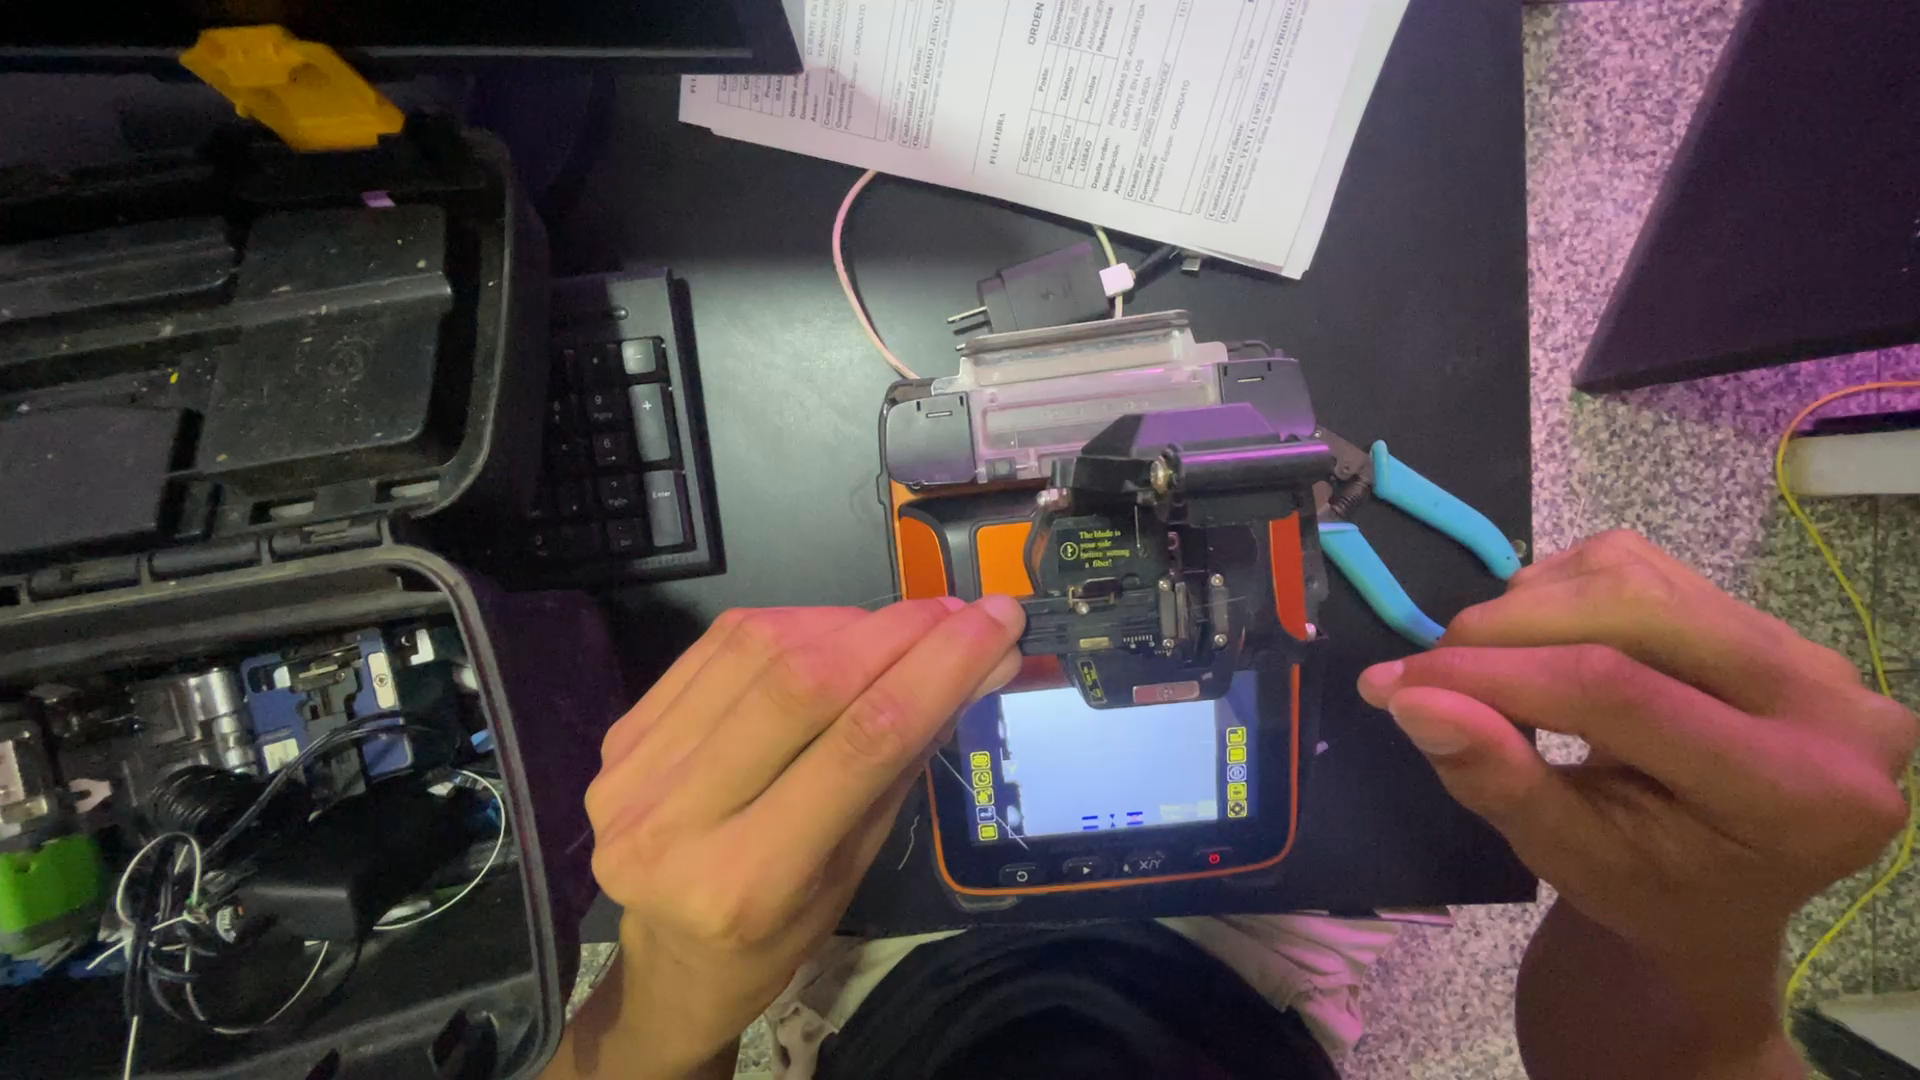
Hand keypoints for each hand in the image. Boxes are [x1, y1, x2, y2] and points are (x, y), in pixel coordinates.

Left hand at [564, 598, 1024, 1078]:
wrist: (669, 957)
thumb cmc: (778, 932)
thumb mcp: (858, 864)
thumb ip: (907, 759)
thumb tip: (976, 664)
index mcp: (750, 882)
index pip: (864, 743)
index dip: (940, 668)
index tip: (996, 622)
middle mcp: (677, 822)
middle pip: (807, 685)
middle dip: (901, 632)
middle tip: (959, 609)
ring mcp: (635, 771)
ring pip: (762, 650)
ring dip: (851, 621)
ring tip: (906, 623)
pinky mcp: (621, 731)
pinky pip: (722, 643)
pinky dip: (795, 622)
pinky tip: (838, 628)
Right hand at [1357, 532, 1913, 1059]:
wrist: (1708, 886)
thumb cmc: (1638, 886)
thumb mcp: (1557, 852)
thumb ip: (1490, 774)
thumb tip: (1405, 697)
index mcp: (1798, 792)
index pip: (1615, 692)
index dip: (1487, 675)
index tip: (1392, 683)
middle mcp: (1829, 705)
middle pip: (1628, 609)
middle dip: (1502, 628)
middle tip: (1431, 669)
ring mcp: (1801, 648)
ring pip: (1624, 574)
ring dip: (1523, 608)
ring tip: (1486, 665)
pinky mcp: (1752, 613)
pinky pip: (1626, 563)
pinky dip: (1551, 590)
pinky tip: (1539, 644)